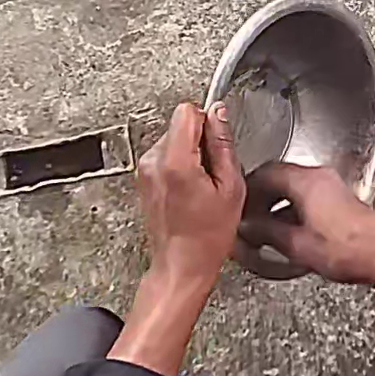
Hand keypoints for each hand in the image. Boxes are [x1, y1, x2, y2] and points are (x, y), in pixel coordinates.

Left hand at [109, 102, 243, 375]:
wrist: (181, 264)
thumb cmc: (207, 236)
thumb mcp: (230, 187)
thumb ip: (223, 144)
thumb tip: (219, 113)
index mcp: (176, 162)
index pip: (186, 111)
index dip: (207, 121)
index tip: (217, 143)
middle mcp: (154, 161)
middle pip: (180, 124)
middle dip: (200, 141)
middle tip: (213, 173)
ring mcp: (145, 170)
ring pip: (174, 138)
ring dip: (191, 153)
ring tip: (202, 185)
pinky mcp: (143, 177)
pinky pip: (166, 155)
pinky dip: (180, 165)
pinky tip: (190, 190)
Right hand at [238, 163, 374, 285]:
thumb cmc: (349, 249)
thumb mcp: (297, 245)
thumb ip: (267, 233)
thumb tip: (249, 228)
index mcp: (306, 181)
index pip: (265, 173)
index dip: (247, 189)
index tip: (238, 203)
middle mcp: (319, 177)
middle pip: (279, 176)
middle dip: (260, 195)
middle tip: (248, 214)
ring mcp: (330, 187)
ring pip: (293, 186)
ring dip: (276, 202)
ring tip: (264, 225)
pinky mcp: (339, 200)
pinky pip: (307, 195)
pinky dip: (292, 207)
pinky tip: (287, 229)